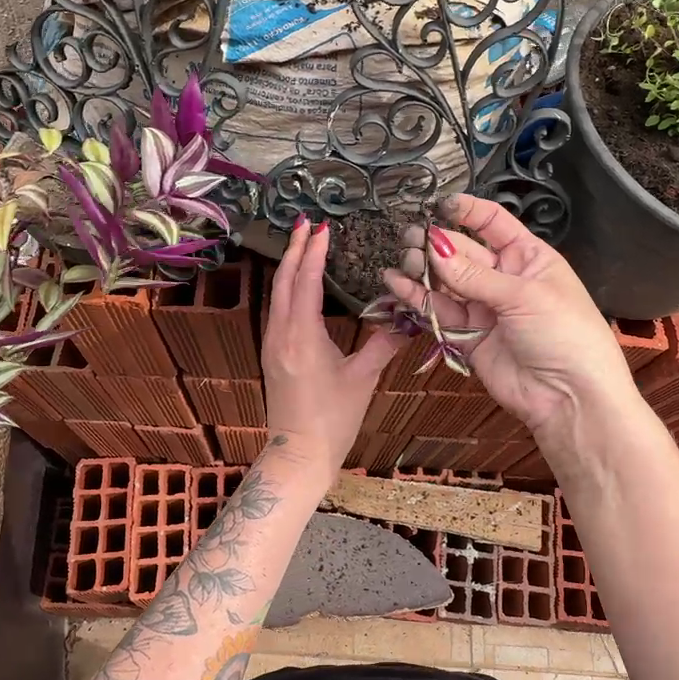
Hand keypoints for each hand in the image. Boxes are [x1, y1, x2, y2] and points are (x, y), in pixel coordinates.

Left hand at [262, 217, 400, 469]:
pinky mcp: (272, 355)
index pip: (304, 282)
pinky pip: (277, 310)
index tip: (322, 227)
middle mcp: (280, 335)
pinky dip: (286, 288)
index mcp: (301, 337)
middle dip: (294, 250)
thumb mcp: (362, 380)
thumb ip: (383, 345)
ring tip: (301, 245)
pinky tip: (297, 284)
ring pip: (276, 295)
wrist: (298, 456)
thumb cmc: (332, 420)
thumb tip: (406, 319)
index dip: (313, 253)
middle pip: (283, 282)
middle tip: (306, 223)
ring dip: (288, 267)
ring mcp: (272, 345)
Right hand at [382, 194, 635, 439]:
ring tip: (403, 262)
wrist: (571, 399)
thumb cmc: (566, 335)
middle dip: (436, 244)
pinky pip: (439, 312)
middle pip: (462, 252)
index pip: (493, 223)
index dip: (467, 211)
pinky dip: (417, 299)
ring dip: (422, 270)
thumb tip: (434, 247)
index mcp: (528, 257)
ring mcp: (484, 308)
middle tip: (410, 239)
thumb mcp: (524, 295)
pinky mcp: (467, 336)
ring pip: (445, 282)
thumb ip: (474, 275)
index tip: (437, 206)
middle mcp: (503, 278)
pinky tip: (397, 285)